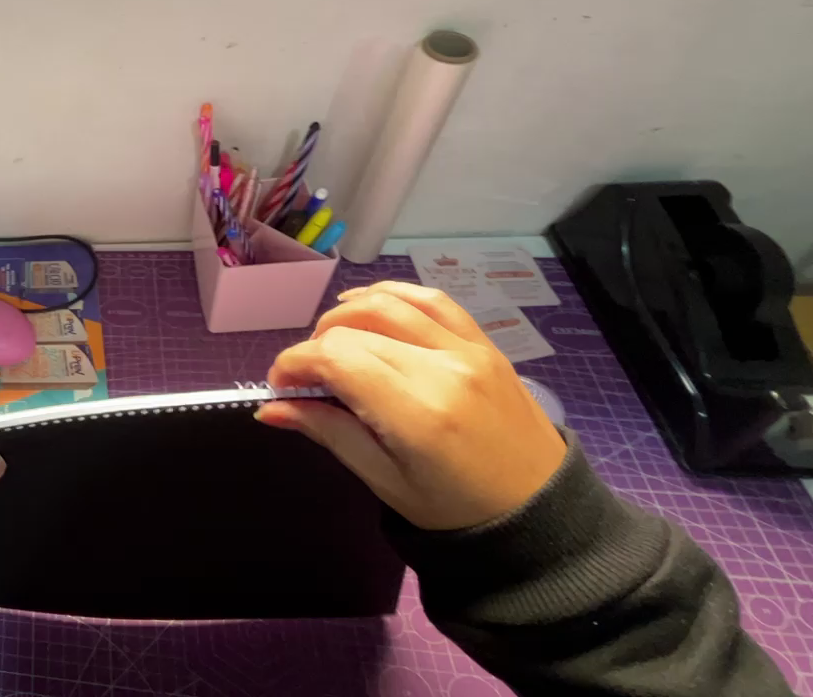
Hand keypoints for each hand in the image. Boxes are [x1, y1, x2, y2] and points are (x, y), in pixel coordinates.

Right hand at [255, 281, 566, 530]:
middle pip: (351, 329)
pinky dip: (390, 294)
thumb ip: (325, 431)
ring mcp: (469, 351)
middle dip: (313, 347)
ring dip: (343, 315)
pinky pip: (431, 300)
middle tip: (306, 377)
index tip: (281, 386)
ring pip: (385, 303)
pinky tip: (366, 306)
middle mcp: (442, 369)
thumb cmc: (455, 508)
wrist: (544, 518)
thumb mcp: (382, 479)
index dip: (293, 363)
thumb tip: (268, 408)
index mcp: (417, 412)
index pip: (333, 357)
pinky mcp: (484, 344)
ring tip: (331, 341)